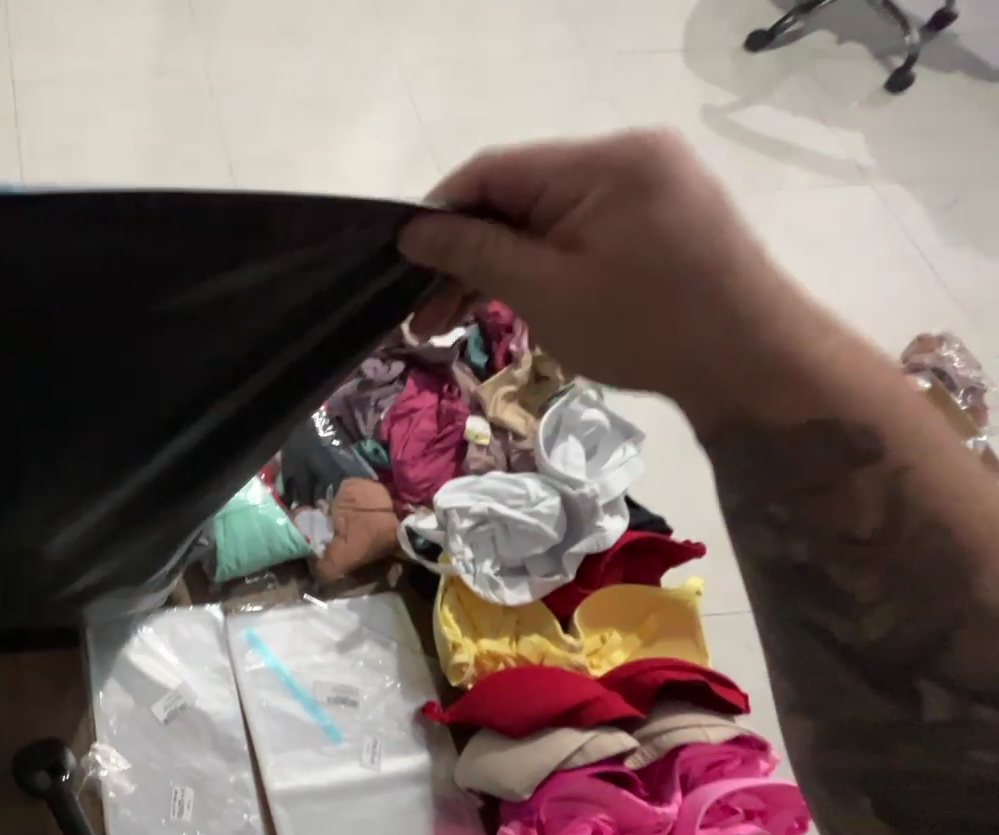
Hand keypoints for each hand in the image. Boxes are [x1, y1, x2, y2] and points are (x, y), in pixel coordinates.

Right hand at [398, 130, 841, 406]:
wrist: (748, 361)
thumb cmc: (642, 325)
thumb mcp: (541, 289)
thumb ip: (472, 252)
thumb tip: (411, 231)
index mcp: (602, 163)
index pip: (491, 171)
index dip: (436, 215)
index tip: (400, 265)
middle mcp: (623, 158)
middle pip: (510, 198)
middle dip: (458, 255)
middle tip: (419, 315)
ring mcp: (638, 187)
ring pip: (533, 220)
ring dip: (486, 268)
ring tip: (444, 323)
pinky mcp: (643, 217)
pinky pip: (564, 233)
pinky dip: (525, 268)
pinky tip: (495, 303)